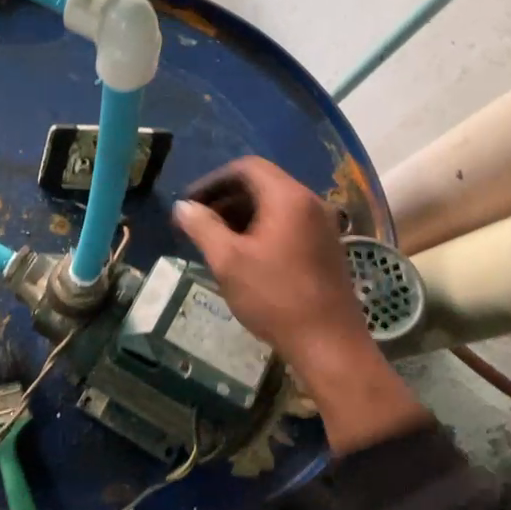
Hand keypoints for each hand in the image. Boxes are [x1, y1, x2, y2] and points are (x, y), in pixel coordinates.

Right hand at [173, 157, 368, 371]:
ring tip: (213, 241)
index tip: (189, 204)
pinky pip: (287, 224)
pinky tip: (242, 256)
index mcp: (288, 198)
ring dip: (240, 215)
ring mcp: (322, 225)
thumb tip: (182, 207)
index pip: (247, 168)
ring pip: (274, 206)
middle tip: (196, 223)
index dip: (212, 181)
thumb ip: (202, 227)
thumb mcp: (228, 261)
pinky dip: (260, 230)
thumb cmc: (274, 297)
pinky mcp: (324, 247)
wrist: (327, 342)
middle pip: (262, 184)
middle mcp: (310, 202)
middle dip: (224, 199)